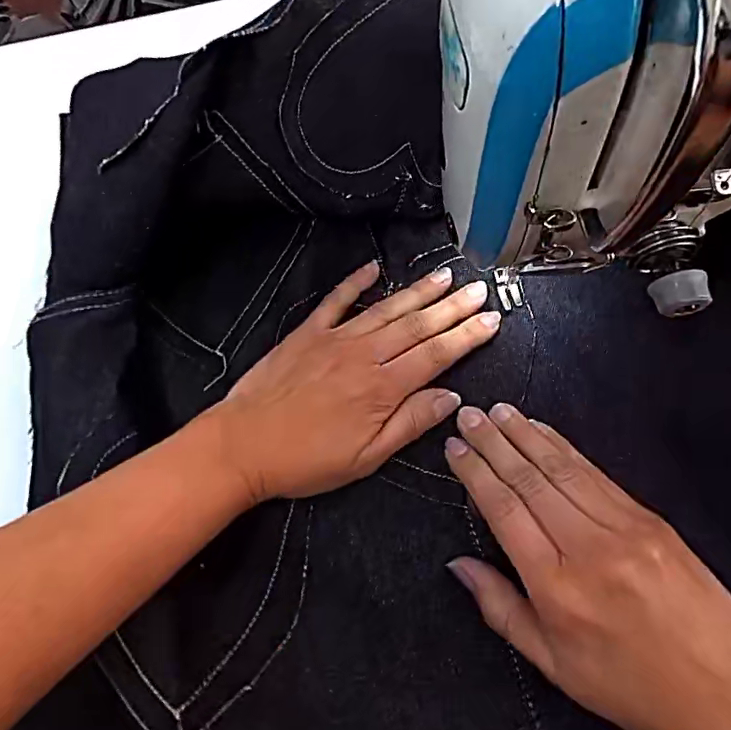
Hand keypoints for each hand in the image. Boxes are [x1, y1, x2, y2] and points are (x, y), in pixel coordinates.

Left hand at [199, 263, 499, 503]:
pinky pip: (336, 301)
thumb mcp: (365, 457)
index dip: (467, 336)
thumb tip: (450, 399)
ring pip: (387, 309)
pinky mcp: (308, 333)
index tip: (490, 320)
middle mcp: (364, 355)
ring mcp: (335, 339)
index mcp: (382, 387)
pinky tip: (373, 268)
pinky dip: (355, 282)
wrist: (239, 447)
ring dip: (419, 292)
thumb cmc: (305, 461)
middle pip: (419, 326)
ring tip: (445, 276)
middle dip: (453, 307)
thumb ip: (410, 423)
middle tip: (479, 290)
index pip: (436, 355)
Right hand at [443, 404, 730, 729]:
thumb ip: (502, 609)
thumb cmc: (635, 687)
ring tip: (502, 411)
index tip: (456, 446)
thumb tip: (459, 567)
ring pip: (563, 468)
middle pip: (531, 478)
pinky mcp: (648, 516)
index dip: (476, 472)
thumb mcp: (557, 667)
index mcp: (558, 587)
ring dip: (528, 434)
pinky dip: (566, 448)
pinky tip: (547, 433)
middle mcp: (588, 546)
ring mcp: (623, 524)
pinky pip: (596, 473)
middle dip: (496, 441)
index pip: (505, 509)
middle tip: (472, 412)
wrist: (726, 684)